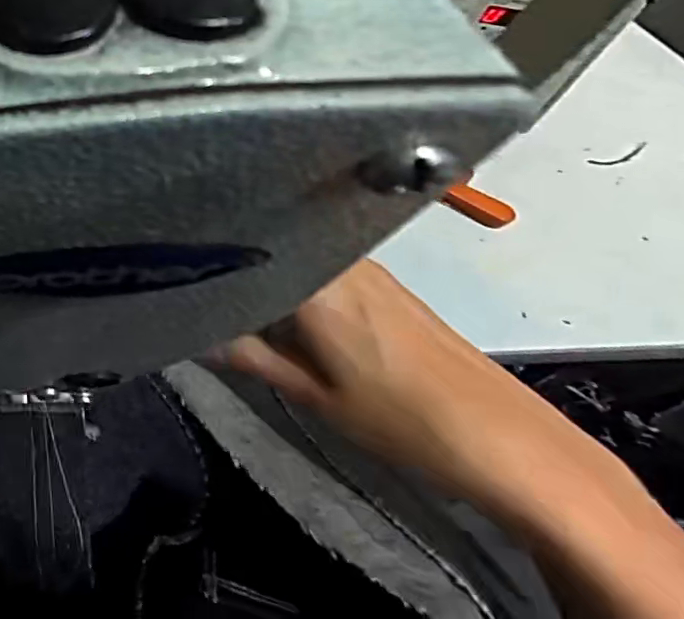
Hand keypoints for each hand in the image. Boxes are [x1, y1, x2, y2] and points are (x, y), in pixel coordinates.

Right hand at [220, 259, 683, 617]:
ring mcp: (364, 263)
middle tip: (202, 289)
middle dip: (236, 266)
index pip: (244, 248)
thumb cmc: (400, 418)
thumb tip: (190, 333)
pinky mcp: (383, 279)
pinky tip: (291, 312)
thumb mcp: (310, 394)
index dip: (208, 254)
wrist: (504, 439)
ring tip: (241, 303)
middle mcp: (337, 255)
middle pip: (268, 246)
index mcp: (313, 277)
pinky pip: (321, 265)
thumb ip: (245, 355)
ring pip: (294, 255)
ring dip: (268, 276)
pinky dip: (297, 283)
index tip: (180, 265)